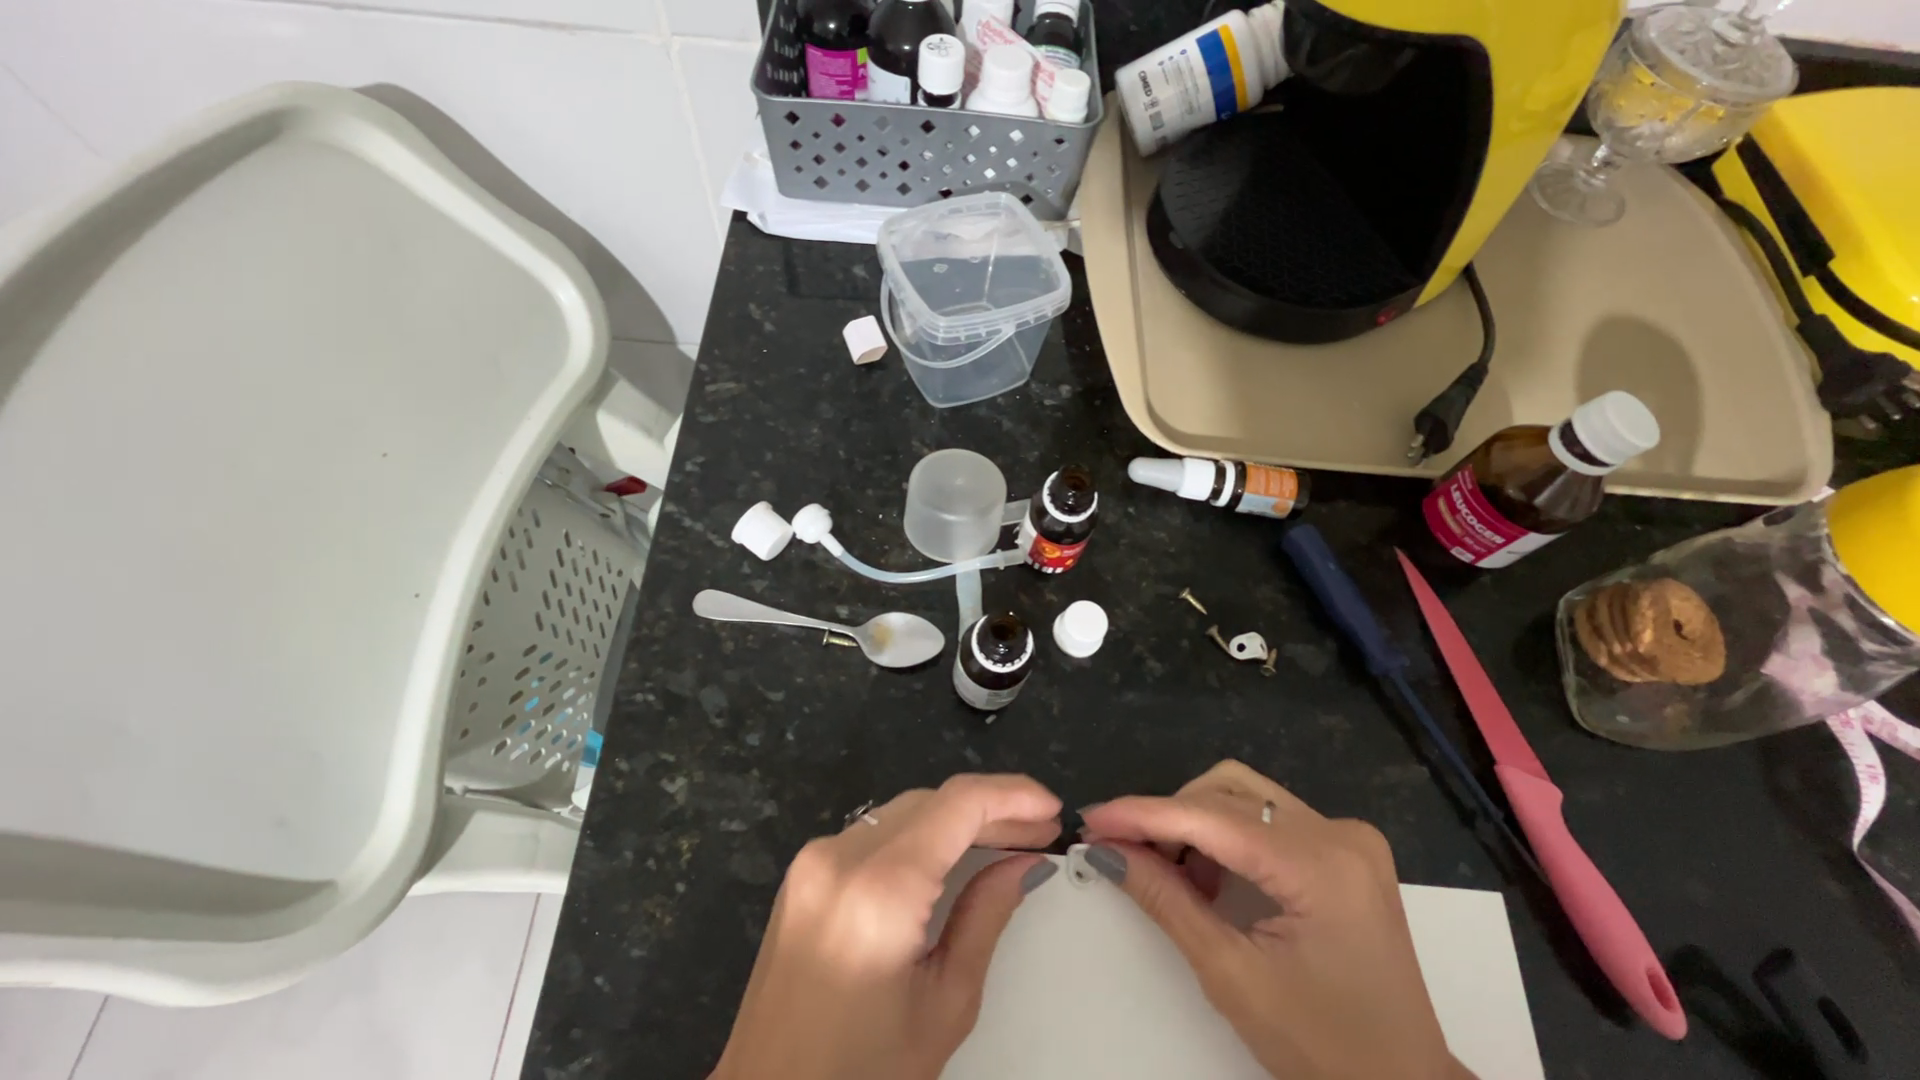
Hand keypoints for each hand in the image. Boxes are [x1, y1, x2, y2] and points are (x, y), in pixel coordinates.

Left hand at [712, 775, 1062, 1079]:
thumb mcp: (946, 1001)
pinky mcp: (803, 873)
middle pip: (930, 800)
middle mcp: (840, 855)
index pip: (957, 804)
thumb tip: (1022, 862)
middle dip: (990, 808)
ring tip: (1006, 842)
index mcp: (880, 887)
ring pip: (902, 810)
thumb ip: (986, 916)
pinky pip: (874, 832)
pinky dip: (919, 834)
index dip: (1012, 795)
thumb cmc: (865, 1069)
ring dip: (955, 819)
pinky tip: (950, 855)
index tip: (1051, 808)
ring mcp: (814, 860)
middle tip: (1038, 835)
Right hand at [1081, 761, 1475, 1079]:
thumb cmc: (1320, 1046)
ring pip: (1246, 797)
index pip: (1212, 817)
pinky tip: (1207, 877)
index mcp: (1322, 866)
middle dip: (1168, 818)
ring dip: (1195, 823)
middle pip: (1229, 791)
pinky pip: (1269, 818)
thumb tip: (1106, 851)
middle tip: (1121, 853)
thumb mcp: (1231, 976)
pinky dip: (1226, 836)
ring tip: (1166, 873)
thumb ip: (1166, 901)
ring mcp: (1349, 838)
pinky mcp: (1347, 851)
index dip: (1144, 814)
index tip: (1090, 819)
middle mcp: (1341, 833)